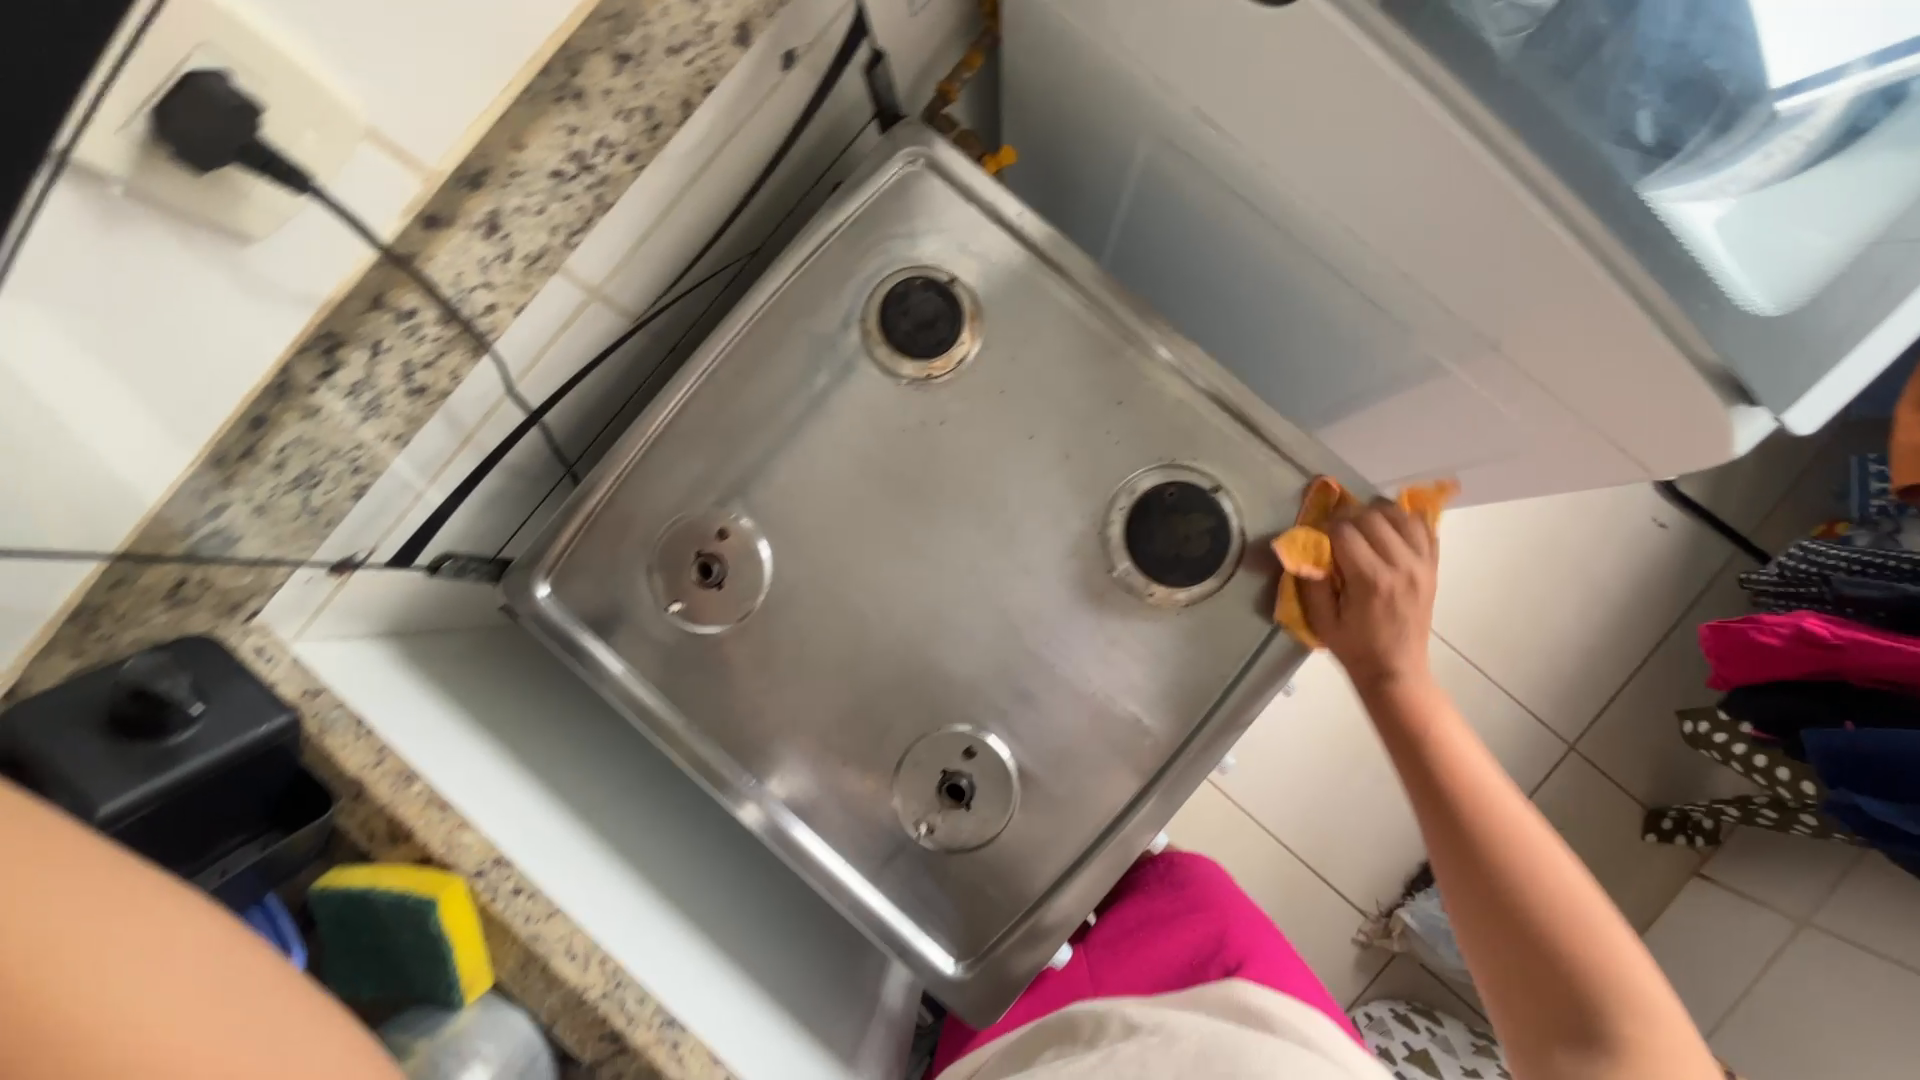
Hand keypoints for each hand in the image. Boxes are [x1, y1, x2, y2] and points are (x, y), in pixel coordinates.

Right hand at [1299, 500, 1437, 692]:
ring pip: (1400, 516)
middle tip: (1335, 530)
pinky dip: (1404, 521)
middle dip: (1347, 517)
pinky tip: (1388, 529)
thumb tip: (1305, 549)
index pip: (1345, 531)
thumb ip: (1311, 582)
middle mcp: (1401, 566)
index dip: (1325, 527)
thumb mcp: (1321, 620)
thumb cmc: (1354, 647)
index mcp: (1371, 580)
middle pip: (1372, 517)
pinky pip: (1424, 528)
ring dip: (1376, 513)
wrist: (1396, 669)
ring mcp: (1422, 564)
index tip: (1316, 536)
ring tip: (1361, 525)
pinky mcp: (1433, 567)